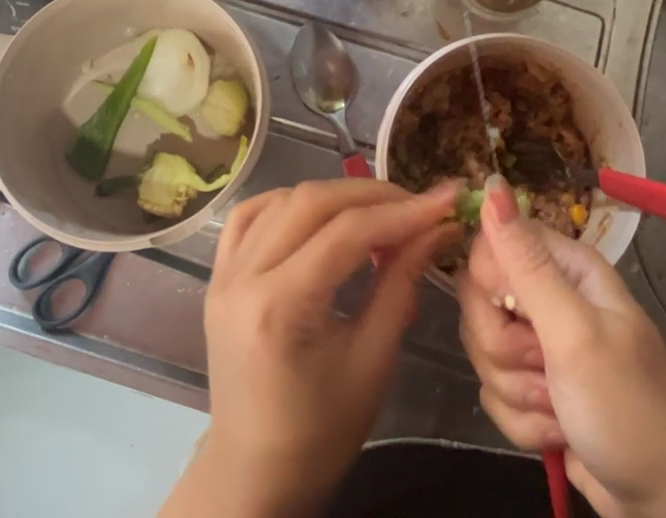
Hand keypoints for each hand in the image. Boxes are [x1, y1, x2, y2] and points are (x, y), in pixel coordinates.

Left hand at [161, 178, 461, 517]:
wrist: (256, 470)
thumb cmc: (321, 430)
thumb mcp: (374, 358)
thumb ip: (402, 281)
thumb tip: (441, 227)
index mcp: (279, 308)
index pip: (346, 233)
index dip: (403, 211)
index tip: (447, 201)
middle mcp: (242, 279)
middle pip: (311, 202)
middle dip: (373, 195)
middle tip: (419, 205)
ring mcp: (223, 274)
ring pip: (281, 200)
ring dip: (335, 196)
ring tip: (380, 212)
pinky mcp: (219, 276)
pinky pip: (250, 216)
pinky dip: (290, 203)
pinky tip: (322, 215)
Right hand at [458, 175, 665, 517]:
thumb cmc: (629, 409)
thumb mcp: (576, 331)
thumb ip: (526, 263)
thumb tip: (493, 181)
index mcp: (568, 269)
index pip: (492, 245)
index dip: (490, 282)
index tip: (512, 311)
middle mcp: (553, 299)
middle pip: (480, 302)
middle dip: (503, 348)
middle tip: (545, 366)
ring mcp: (542, 348)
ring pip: (484, 352)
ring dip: (517, 391)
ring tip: (561, 406)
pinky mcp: (534, 391)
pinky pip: (493, 394)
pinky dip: (523, 421)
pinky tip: (559, 432)